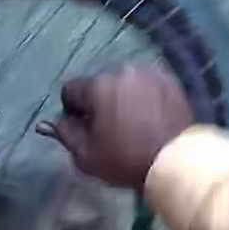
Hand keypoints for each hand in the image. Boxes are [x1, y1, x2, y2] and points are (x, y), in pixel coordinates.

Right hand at [37, 65, 194, 189]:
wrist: (175, 159)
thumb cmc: (126, 159)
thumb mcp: (86, 156)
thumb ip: (65, 133)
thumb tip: (53, 121)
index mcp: (98, 85)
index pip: (71, 89)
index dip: (73, 110)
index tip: (84, 128)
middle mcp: (122, 70)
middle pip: (100, 84)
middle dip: (100, 102)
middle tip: (110, 128)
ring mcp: (148, 72)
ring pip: (124, 83)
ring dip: (123, 96)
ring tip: (133, 122)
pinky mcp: (168, 79)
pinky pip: (146, 84)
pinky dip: (144, 96)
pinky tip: (150, 116)